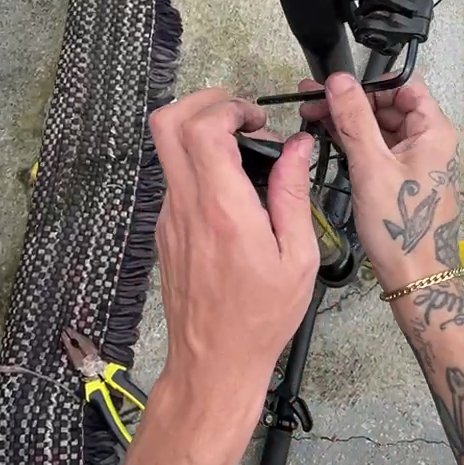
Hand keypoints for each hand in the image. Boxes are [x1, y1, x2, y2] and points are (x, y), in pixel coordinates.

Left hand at [150, 89, 319, 414]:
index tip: (257, 121)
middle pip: (166, 123)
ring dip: (204, 133)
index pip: (202, 129)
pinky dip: (203, 164)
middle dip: (203, 101)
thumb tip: (297, 147)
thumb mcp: (298, 256)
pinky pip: (178, 177)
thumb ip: (293, 193)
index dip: (229, 107)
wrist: (214, 363)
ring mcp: (169, 216)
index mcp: (222, 209)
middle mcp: (186, 206)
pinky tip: (236, 190)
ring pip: (169, 148)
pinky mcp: (166, 228)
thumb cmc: (260, 317)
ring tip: (247, 155)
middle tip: (240, 116)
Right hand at [302, 72, 460, 290]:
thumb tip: (339, 81)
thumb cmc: (402, 230)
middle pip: (389, 103)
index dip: (370, 82)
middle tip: (313, 101)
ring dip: (349, 120)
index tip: (337, 87)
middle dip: (351, 100)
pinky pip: (378, 147)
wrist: (416, 278)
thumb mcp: (371, 166)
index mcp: (434, 131)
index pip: (404, 85)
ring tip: (313, 117)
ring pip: (380, 126)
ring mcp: (416, 159)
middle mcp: (429, 141)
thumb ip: (354, 119)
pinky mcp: (402, 176)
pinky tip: (329, 138)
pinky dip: (354, 140)